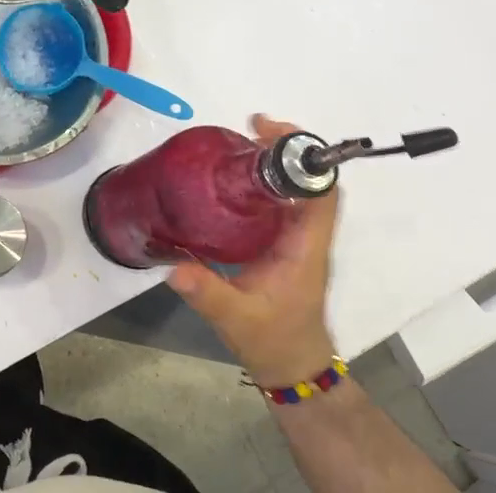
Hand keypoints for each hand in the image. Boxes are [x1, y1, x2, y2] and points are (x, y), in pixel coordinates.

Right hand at [168, 115, 339, 387]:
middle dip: (284, 150)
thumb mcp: (236, 318)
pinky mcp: (282, 243)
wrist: (291, 367)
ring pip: (295, 189)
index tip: (268, 133)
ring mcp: (295, 239)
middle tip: (247, 128)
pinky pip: (278, 202)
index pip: (321, 194)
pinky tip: (230, 178)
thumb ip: (207, 293)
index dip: (303, 159)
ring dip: (274, 162)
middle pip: (310, 182)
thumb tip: (174, 268)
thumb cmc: (273, 341)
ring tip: (236, 144)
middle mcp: (306, 236)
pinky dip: (261, 181)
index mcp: (305, 248)